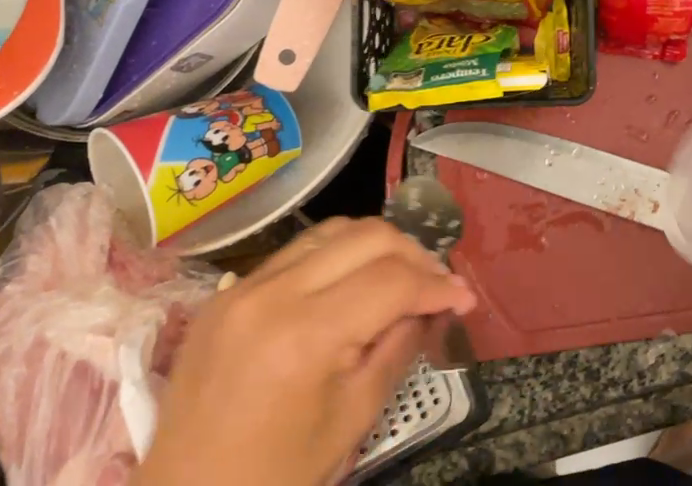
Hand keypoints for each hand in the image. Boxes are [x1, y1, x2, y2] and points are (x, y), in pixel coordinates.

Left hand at [136, 218, 477, 485]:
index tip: (465, 299)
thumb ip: (398, 348)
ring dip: (377, 246)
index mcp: (306, 335)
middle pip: (367, 237)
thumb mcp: (353, 417)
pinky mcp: (226, 293)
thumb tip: (434, 306)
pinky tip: (351, 283)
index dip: (438, 286)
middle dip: (414, 256)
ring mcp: (243, 287)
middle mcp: (273, 293)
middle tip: (437, 287)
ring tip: (400, 276)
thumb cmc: (276, 473)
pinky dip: (336, 256)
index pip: (393, 281)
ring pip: (332, 230)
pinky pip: (296, 252)